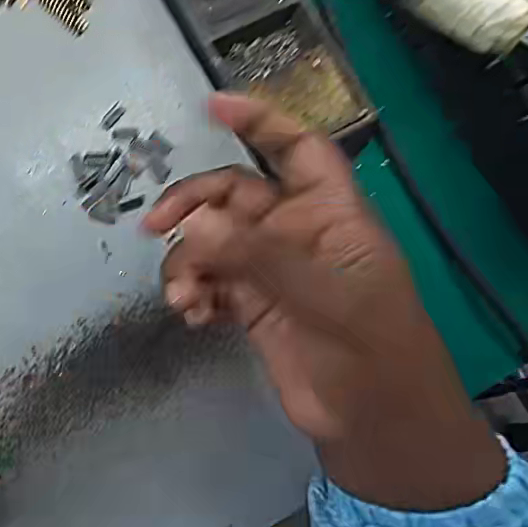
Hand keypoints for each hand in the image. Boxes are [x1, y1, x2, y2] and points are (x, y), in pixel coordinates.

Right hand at [142, 93, 503, 510]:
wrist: (371, 418)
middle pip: (231, 197)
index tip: (212, 108)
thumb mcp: (322, 293)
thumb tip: (192, 223)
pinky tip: (192, 316)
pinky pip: (206, 285)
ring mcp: (267, 272)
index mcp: (328, 213)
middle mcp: (293, 234)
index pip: (296, 150)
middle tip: (155, 227)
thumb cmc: (372, 346)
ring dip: (186, 264)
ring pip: (209, 245)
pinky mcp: (248, 308)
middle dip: (192, 207)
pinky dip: (191, 295)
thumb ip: (256, 255)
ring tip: (182, 298)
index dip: (260, 122)